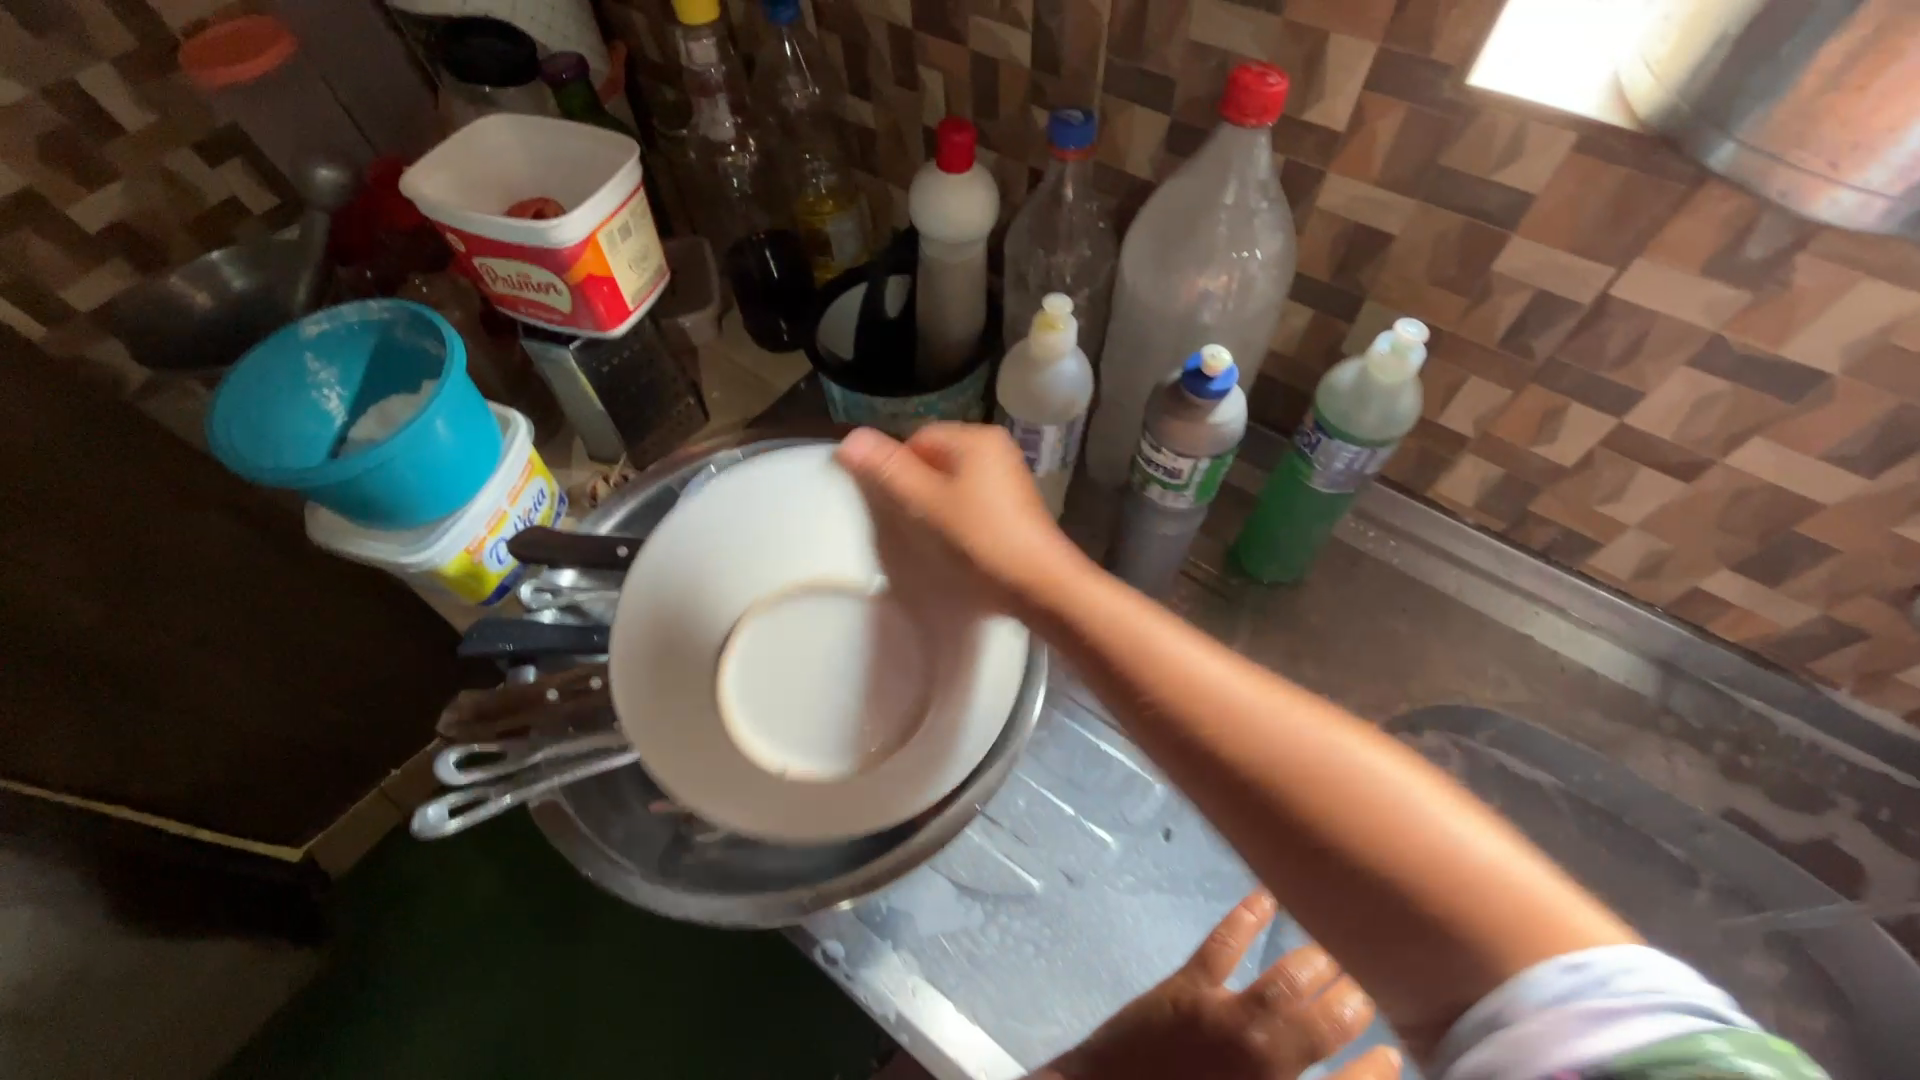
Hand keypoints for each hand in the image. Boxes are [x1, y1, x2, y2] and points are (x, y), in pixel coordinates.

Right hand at [835, 424, 1087, 618]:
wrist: (1040, 584)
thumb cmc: (981, 539)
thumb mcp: (927, 503)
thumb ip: (888, 470)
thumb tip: (849, 437)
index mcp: (976, 438)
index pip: (917, 439)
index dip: (897, 469)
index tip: (893, 504)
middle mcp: (996, 449)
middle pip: (935, 459)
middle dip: (916, 488)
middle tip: (909, 523)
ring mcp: (1008, 479)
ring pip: (953, 483)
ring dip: (935, 506)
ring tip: (931, 537)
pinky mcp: (1013, 507)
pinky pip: (971, 501)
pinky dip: (958, 518)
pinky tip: (956, 544)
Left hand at [1038, 892, 1400, 1079]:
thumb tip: (1348, 1065)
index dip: (1376, 1068)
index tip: (1393, 1051)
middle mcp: (1262, 1059)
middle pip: (1327, 1021)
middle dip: (1356, 998)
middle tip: (1372, 977)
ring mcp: (1224, 1020)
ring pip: (1285, 980)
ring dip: (1316, 959)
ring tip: (1336, 943)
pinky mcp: (1187, 989)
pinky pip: (1223, 945)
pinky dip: (1246, 916)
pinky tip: (1266, 895)